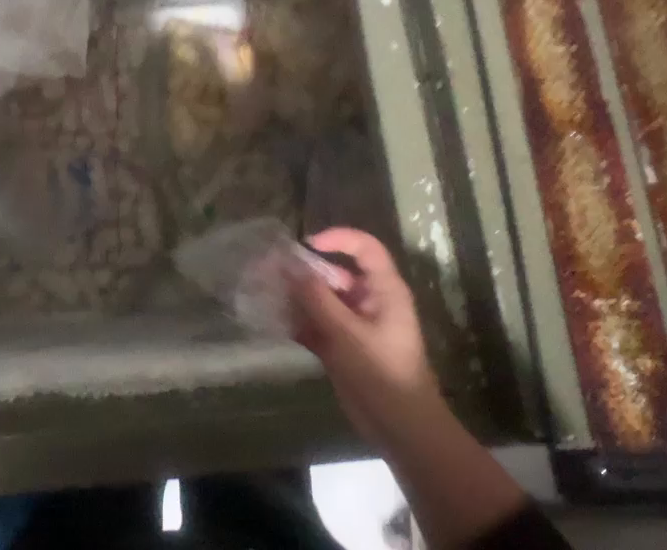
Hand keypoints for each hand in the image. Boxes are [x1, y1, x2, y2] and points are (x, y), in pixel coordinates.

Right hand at [289, 228, 442, 447]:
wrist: (400, 428)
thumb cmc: (382, 372)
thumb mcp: (347, 333)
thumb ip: (317, 299)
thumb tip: (290, 268)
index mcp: (384, 291)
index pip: (365, 249)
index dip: (339, 239)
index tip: (307, 244)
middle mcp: (369, 302)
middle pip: (337, 274)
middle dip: (306, 271)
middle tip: (271, 270)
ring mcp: (354, 326)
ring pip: (323, 300)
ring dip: (297, 297)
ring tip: (265, 292)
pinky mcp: (342, 348)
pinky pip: (317, 325)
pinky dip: (298, 322)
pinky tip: (273, 320)